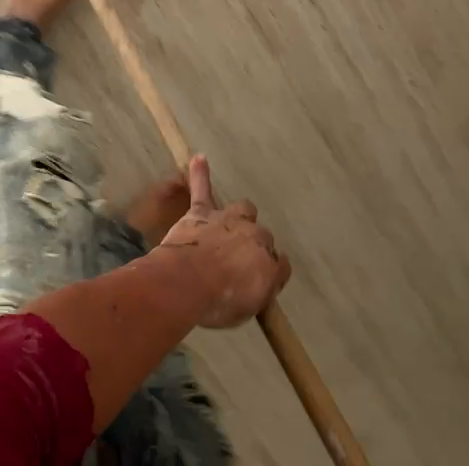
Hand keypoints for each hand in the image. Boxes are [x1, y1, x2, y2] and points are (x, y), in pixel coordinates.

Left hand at [154, 155, 292, 327]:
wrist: (189, 281)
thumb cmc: (219, 302)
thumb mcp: (248, 309)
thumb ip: (260, 292)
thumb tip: (263, 283)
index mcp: (270, 263)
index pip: (279, 264)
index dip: (268, 271)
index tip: (257, 279)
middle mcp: (255, 236)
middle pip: (262, 235)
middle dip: (252, 245)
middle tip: (234, 261)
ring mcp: (228, 220)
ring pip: (244, 209)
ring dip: (239, 216)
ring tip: (230, 224)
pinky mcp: (202, 212)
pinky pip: (203, 188)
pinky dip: (200, 174)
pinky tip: (200, 158)